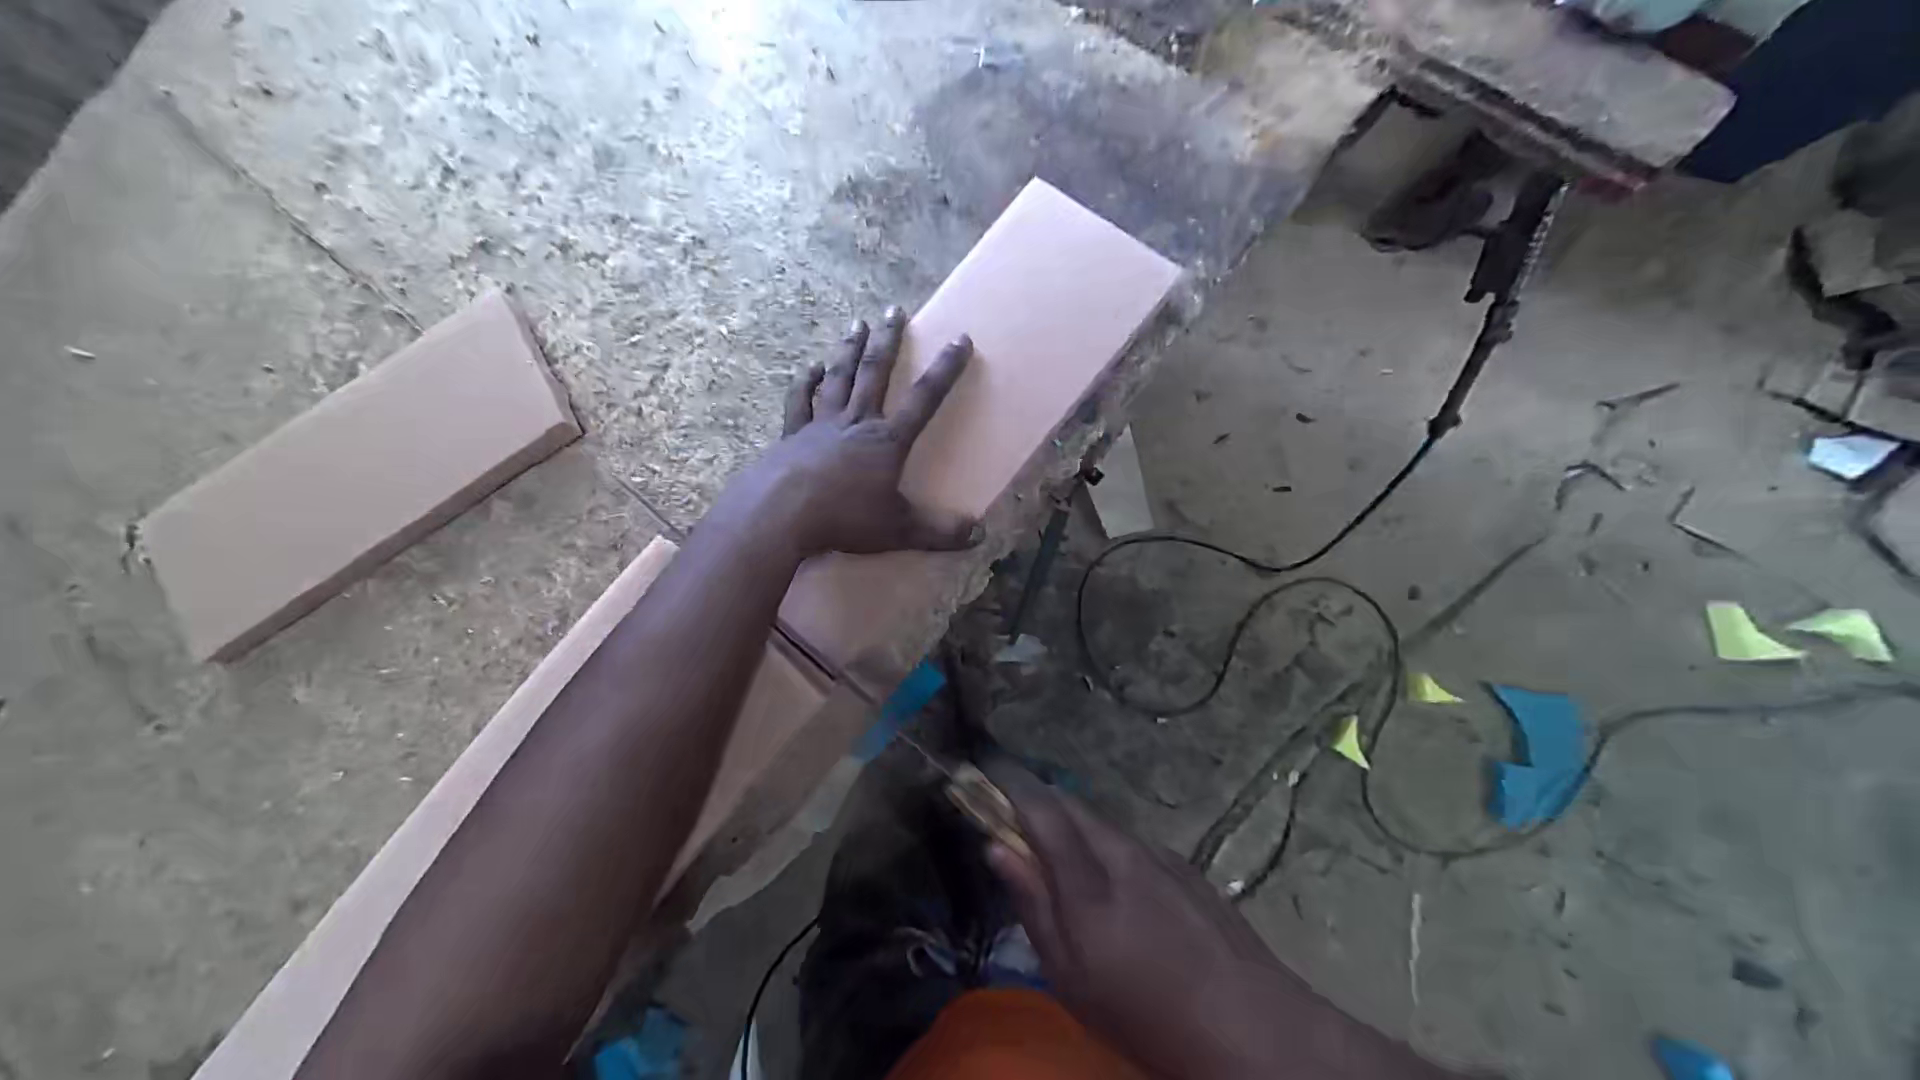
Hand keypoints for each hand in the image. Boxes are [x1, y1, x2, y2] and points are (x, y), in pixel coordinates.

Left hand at [714, 305, 978, 558]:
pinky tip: (810, 367)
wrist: (780, 514)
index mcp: (887, 440)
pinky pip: (799, 401)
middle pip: (875, 373)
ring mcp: (820, 424)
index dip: (945, 370)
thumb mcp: (899, 530)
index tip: (960, 340)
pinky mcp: (792, 435)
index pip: (924, 399)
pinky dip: (805, 382)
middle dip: (889, 340)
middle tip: (894, 309)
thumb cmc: (844, 519)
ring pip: (839, 377)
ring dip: (849, 349)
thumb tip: (979, 535)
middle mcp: (856, 422)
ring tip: (858, 324)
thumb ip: (940, 533)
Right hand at [987, 772, 1465, 1079]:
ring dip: (1072, 823)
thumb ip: (1032, 903)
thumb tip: (997, 848)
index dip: (1009, 784)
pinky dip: (1105, 844)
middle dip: (1037, 799)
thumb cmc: (1145, 1013)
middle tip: (1013, 812)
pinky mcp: (1183, 866)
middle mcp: (1121, 851)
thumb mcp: (1070, 974)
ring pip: (1100, 822)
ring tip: (1059, 850)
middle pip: (1070, 806)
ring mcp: (1157, 854)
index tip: (985, 770)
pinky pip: (1129, 841)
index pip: (1039, 809)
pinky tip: (1112, 881)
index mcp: (1087, 879)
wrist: (1253, 1028)